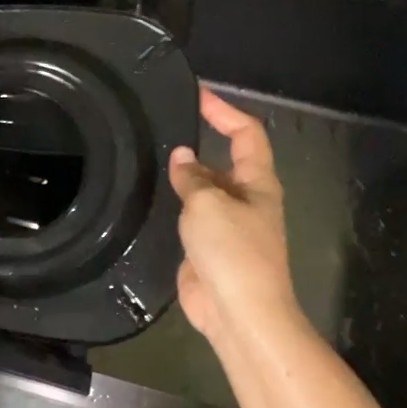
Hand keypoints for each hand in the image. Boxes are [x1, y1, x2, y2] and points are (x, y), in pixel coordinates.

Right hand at [168, 88, 301, 345]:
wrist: (239, 312)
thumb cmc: (233, 252)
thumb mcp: (208, 204)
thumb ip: (192, 177)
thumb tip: (182, 156)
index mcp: (258, 184)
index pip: (246, 134)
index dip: (225, 111)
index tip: (198, 94)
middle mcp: (246, 200)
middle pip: (225, 160)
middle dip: (200, 141)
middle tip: (163, 126)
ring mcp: (228, 226)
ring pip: (205, 189)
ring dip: (183, 174)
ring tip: (148, 157)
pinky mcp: (208, 249)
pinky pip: (190, 216)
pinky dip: (174, 204)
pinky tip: (150, 199)